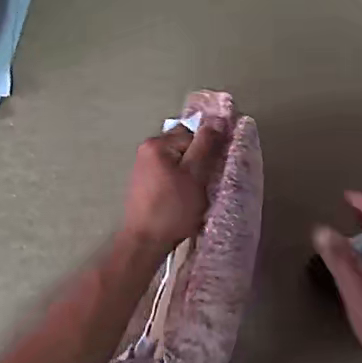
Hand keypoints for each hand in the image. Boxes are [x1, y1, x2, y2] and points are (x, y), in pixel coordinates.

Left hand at [122, 121, 225, 253]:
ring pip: (178, 161)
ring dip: (191, 172)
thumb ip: (206, 146)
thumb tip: (218, 120)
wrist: (145, 241)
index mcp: (157, 144)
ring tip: (197, 192)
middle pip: (184, 146)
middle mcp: (146, 150)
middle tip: (207, 181)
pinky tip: (184, 198)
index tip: (216, 168)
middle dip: (199, 160)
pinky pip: (169, 173)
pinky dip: (180, 181)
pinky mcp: (144, 183)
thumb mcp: (195, 175)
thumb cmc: (172, 209)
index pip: (193, 134)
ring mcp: (143, 167)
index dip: (209, 149)